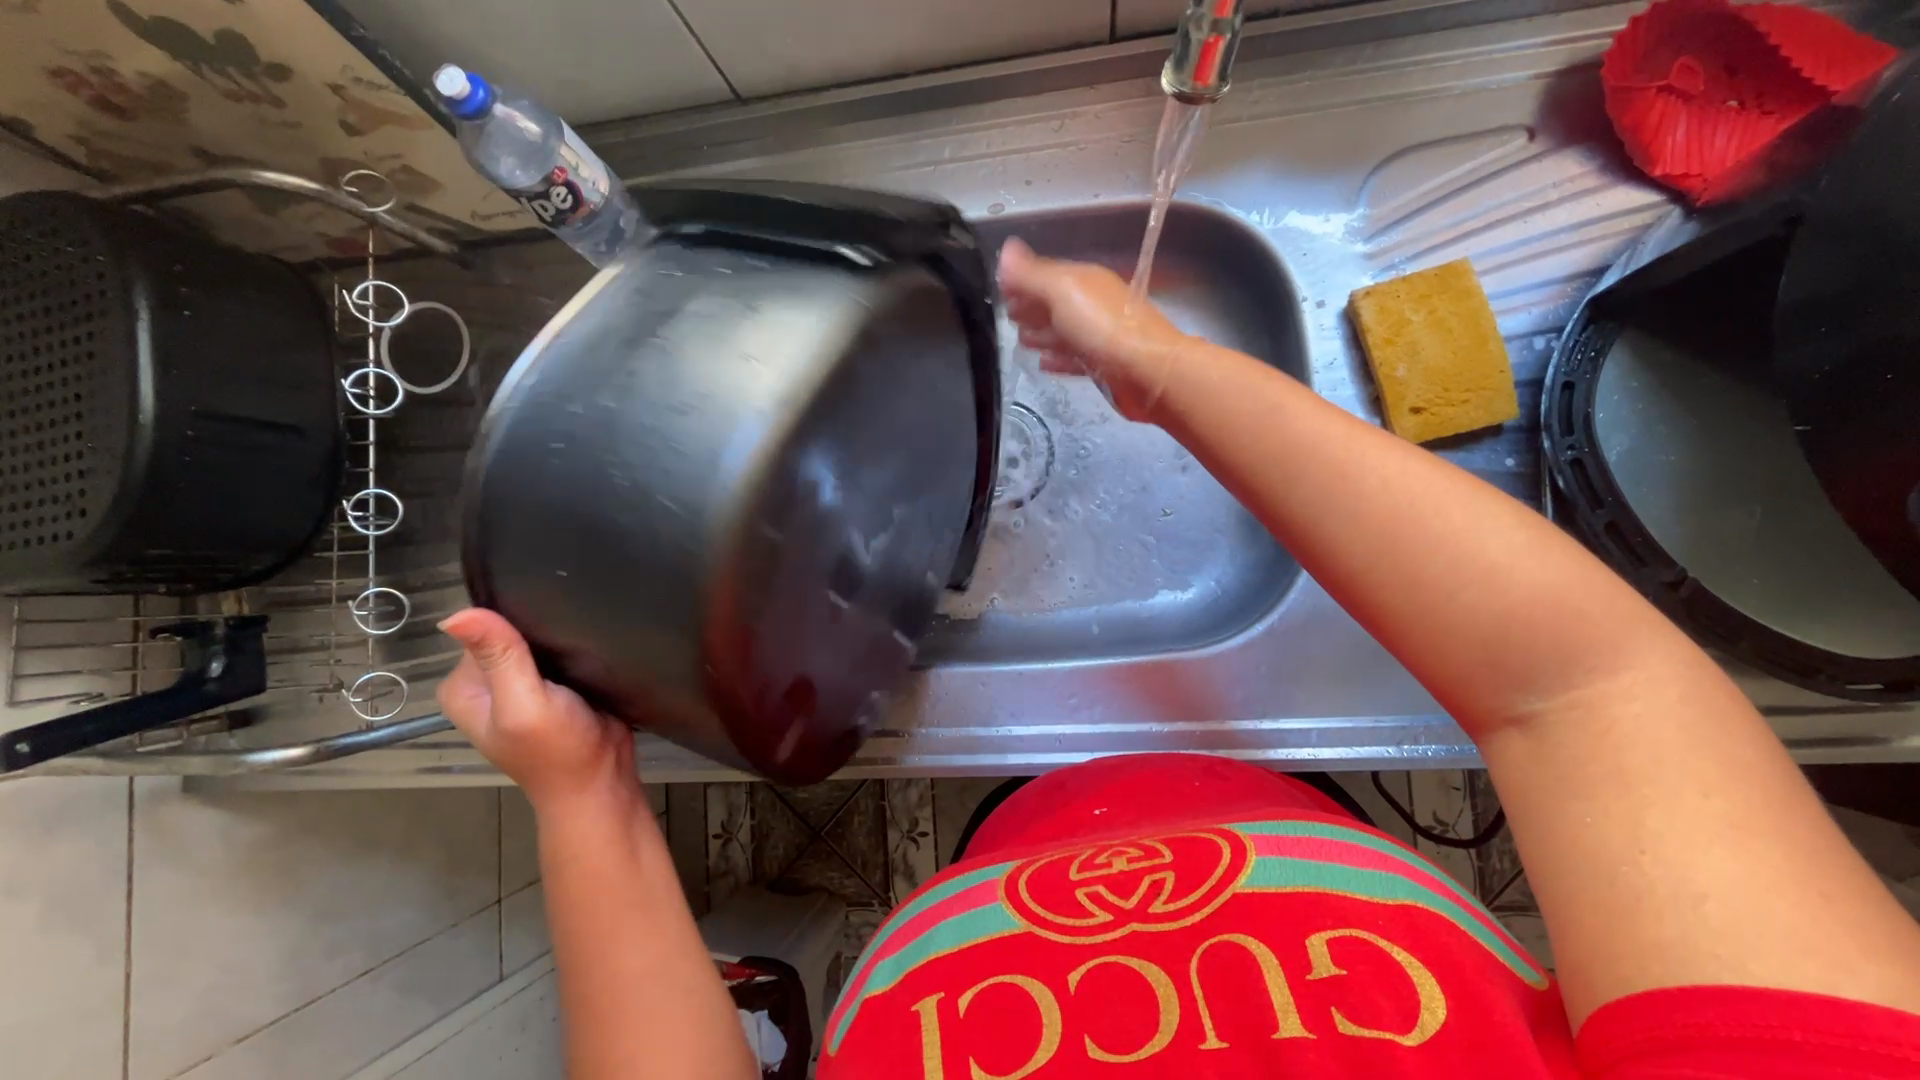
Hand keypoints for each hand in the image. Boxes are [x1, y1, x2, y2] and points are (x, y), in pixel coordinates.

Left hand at [437, 608, 641, 816]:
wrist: (602, 781)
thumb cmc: (558, 749)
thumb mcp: (523, 705)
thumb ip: (498, 659)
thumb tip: (455, 615)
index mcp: (464, 688)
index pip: (481, 631)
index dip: (509, 620)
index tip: (541, 622)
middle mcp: (486, 685)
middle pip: (509, 632)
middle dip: (536, 626)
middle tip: (569, 629)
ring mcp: (522, 686)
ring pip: (537, 641)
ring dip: (559, 636)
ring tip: (583, 633)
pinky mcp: (556, 688)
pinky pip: (560, 653)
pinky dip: (574, 647)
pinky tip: (590, 644)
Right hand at [996, 237, 1191, 422]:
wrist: (1147, 372)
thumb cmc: (1102, 327)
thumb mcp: (1062, 291)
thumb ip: (1031, 274)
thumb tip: (1006, 250)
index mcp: (1083, 280)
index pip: (1045, 275)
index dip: (1021, 281)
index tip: (999, 291)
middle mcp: (1092, 304)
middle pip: (1054, 304)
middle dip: (1031, 307)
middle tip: (1007, 316)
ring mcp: (1099, 336)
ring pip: (1063, 332)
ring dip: (1042, 334)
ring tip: (1021, 341)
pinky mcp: (1102, 366)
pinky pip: (1073, 358)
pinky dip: (1057, 359)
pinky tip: (1044, 364)